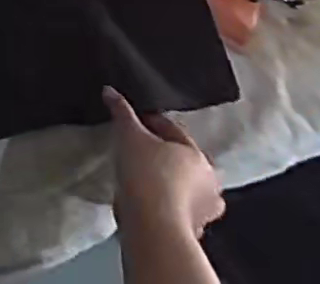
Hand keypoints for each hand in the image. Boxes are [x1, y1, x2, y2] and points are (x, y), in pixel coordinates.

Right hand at [104, 86, 224, 237]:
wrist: (153, 225)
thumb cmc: (146, 171)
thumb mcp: (128, 134)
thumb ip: (121, 111)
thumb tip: (109, 90)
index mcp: (198, 155)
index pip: (171, 128)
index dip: (147, 121)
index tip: (128, 121)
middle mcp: (210, 182)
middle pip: (181, 158)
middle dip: (162, 152)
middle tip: (136, 147)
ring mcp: (205, 210)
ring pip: (183, 185)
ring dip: (167, 178)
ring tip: (141, 173)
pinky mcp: (193, 230)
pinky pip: (178, 206)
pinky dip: (165, 199)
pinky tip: (147, 196)